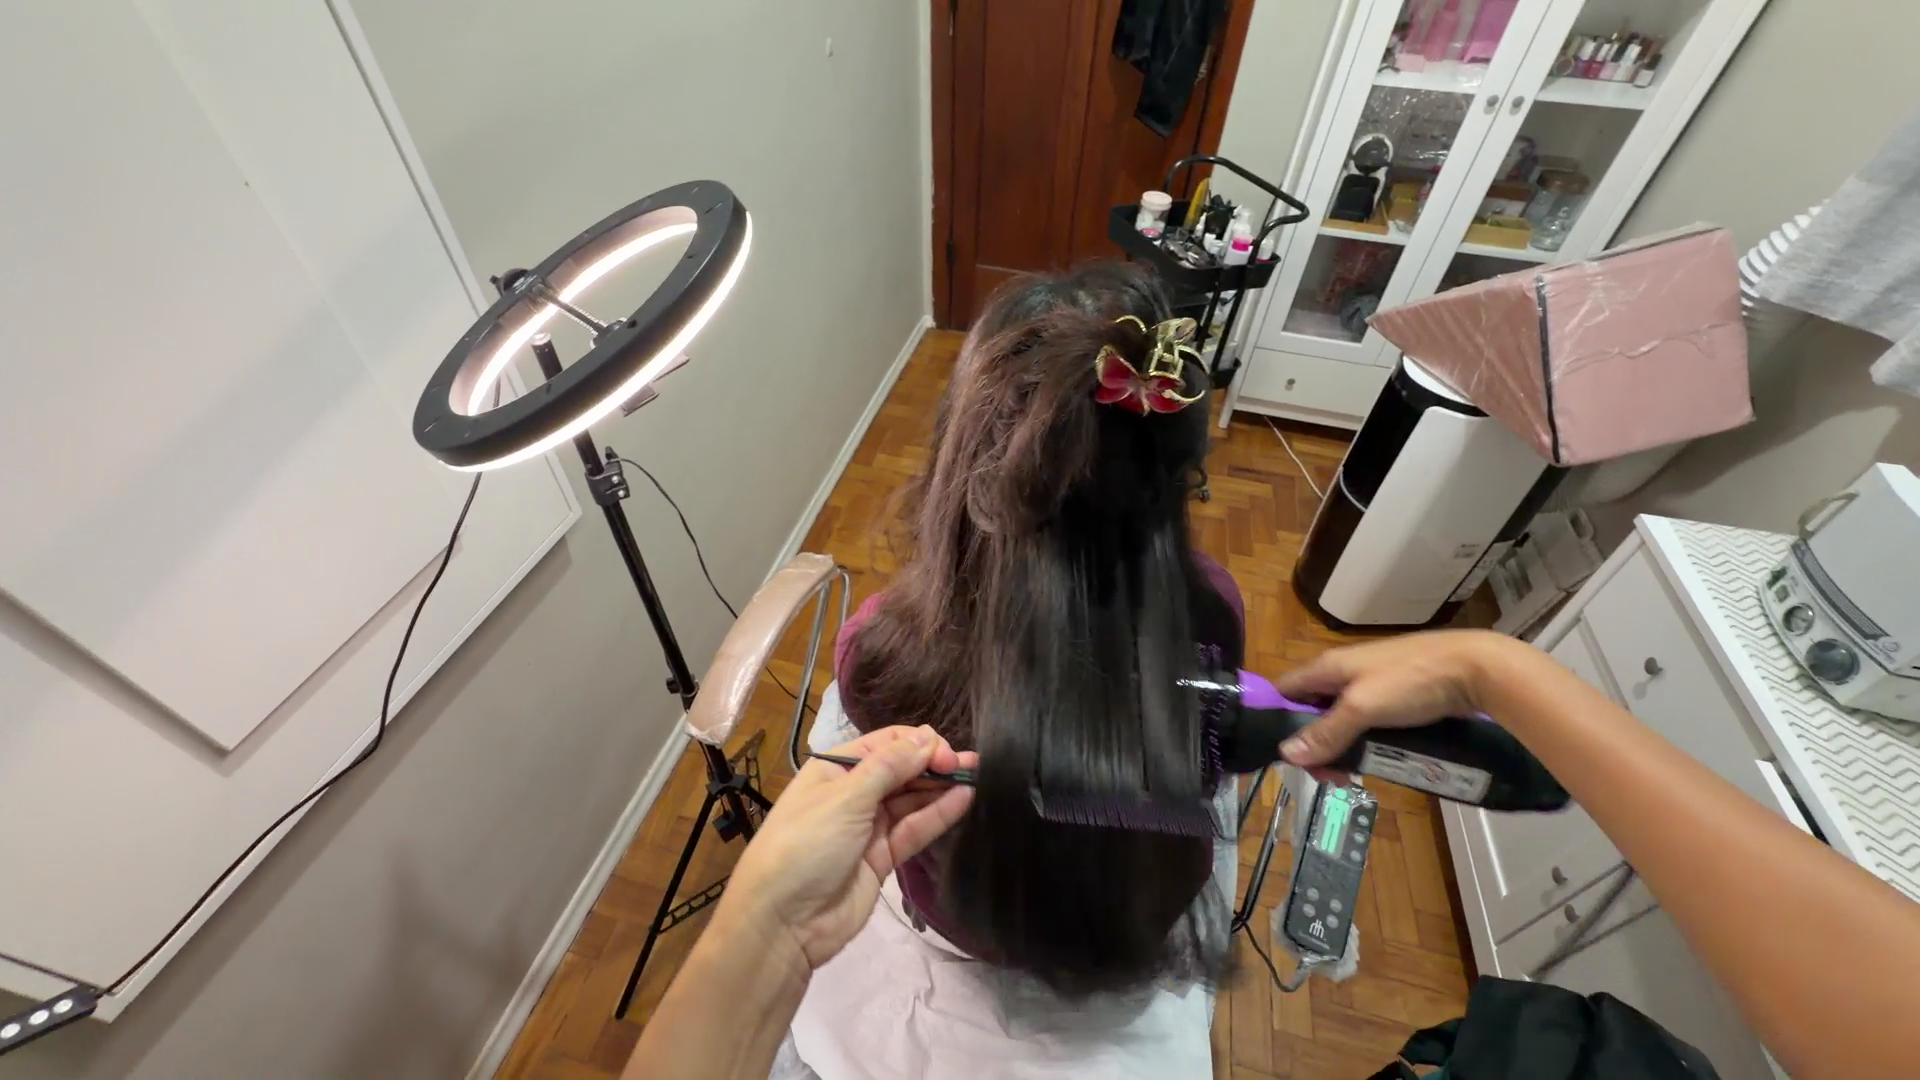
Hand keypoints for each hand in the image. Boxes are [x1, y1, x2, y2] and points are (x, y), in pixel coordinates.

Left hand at [718, 725, 975, 977]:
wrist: (781, 924)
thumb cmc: (805, 845)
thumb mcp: (845, 798)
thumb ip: (890, 767)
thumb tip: (927, 738)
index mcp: (834, 769)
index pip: (884, 743)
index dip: (917, 743)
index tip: (946, 753)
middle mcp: (852, 793)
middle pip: (900, 770)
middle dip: (933, 763)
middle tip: (968, 764)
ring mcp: (867, 827)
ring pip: (910, 799)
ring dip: (940, 787)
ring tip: (976, 775)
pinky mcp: (881, 858)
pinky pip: (912, 829)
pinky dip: (937, 815)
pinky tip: (963, 799)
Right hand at [1273, 630, 1509, 768]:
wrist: (1476, 670)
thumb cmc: (1411, 681)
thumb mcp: (1363, 708)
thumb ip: (1326, 732)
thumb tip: (1285, 754)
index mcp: (1327, 667)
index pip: (1284, 690)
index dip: (1276, 717)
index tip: (1281, 751)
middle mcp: (1342, 674)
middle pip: (1310, 710)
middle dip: (1311, 743)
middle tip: (1324, 775)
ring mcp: (1369, 685)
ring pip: (1339, 720)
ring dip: (1337, 747)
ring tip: (1348, 776)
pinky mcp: (1394, 698)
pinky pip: (1364, 723)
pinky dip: (1361, 742)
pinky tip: (1371, 762)